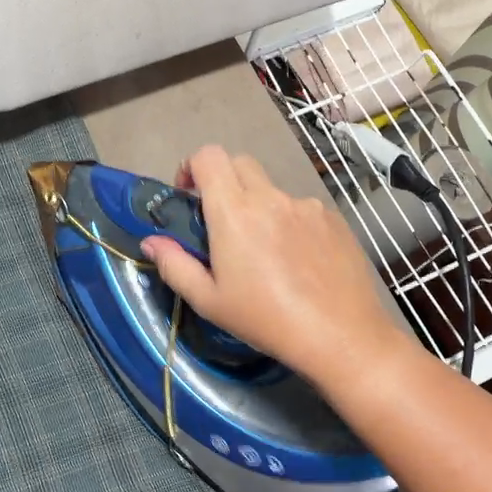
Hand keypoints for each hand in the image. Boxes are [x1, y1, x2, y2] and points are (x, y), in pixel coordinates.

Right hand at [139, 145, 408, 384]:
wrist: (340, 335)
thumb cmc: (265, 319)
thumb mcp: (208, 300)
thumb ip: (174, 265)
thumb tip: (151, 242)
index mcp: (234, 212)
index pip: (208, 156)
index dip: (192, 167)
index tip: (188, 196)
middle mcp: (270, 198)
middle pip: (239, 164)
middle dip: (223, 182)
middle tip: (219, 221)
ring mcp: (306, 206)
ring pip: (272, 190)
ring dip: (258, 207)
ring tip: (263, 253)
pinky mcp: (333, 219)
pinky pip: (301, 210)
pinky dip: (289, 224)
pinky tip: (296, 262)